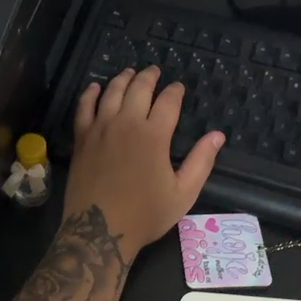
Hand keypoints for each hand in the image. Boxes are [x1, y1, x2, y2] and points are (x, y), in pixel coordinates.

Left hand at [63, 67, 224, 263]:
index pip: (167, 102)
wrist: (99, 230)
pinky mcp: (82, 137)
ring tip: (130, 72)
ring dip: (123, 79)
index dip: (175, 91)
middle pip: (138, 89)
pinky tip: (96, 87)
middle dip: (149, 76)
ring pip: (112, 92)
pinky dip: (90, 94)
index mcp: (154, 135)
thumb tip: (218, 135)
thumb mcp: (183, 193)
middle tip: (154, 70)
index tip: (178, 87)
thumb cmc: (145, 214)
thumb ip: (201, 161)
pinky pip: (84, 107)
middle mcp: (127, 123)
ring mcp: (101, 128)